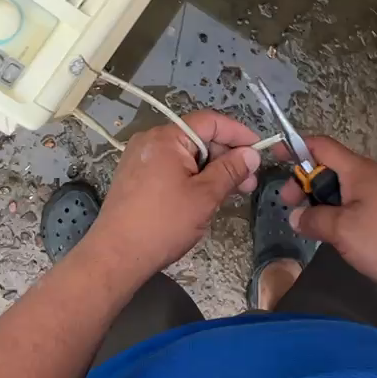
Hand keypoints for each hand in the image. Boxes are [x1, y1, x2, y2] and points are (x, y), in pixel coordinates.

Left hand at [80, 112, 261, 280]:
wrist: (116, 255)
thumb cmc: (163, 223)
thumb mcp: (205, 196)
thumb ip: (230, 170)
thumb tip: (251, 154)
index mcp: (166, 137)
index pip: (210, 122)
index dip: (238, 133)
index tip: (260, 150)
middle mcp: (151, 140)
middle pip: (197, 138)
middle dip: (226, 157)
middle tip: (249, 181)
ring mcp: (141, 158)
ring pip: (186, 155)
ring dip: (211, 170)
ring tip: (232, 192)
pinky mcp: (136, 176)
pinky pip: (171, 167)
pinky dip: (192, 177)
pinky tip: (206, 196)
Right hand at [278, 137, 376, 294]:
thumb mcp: (343, 231)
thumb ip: (314, 220)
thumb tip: (296, 217)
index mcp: (358, 170)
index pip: (320, 145)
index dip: (295, 147)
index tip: (274, 157)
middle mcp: (374, 176)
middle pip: (331, 168)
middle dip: (306, 182)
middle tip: (290, 207)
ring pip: (346, 190)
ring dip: (325, 202)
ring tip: (313, 227)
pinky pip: (362, 207)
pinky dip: (344, 215)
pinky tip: (342, 239)